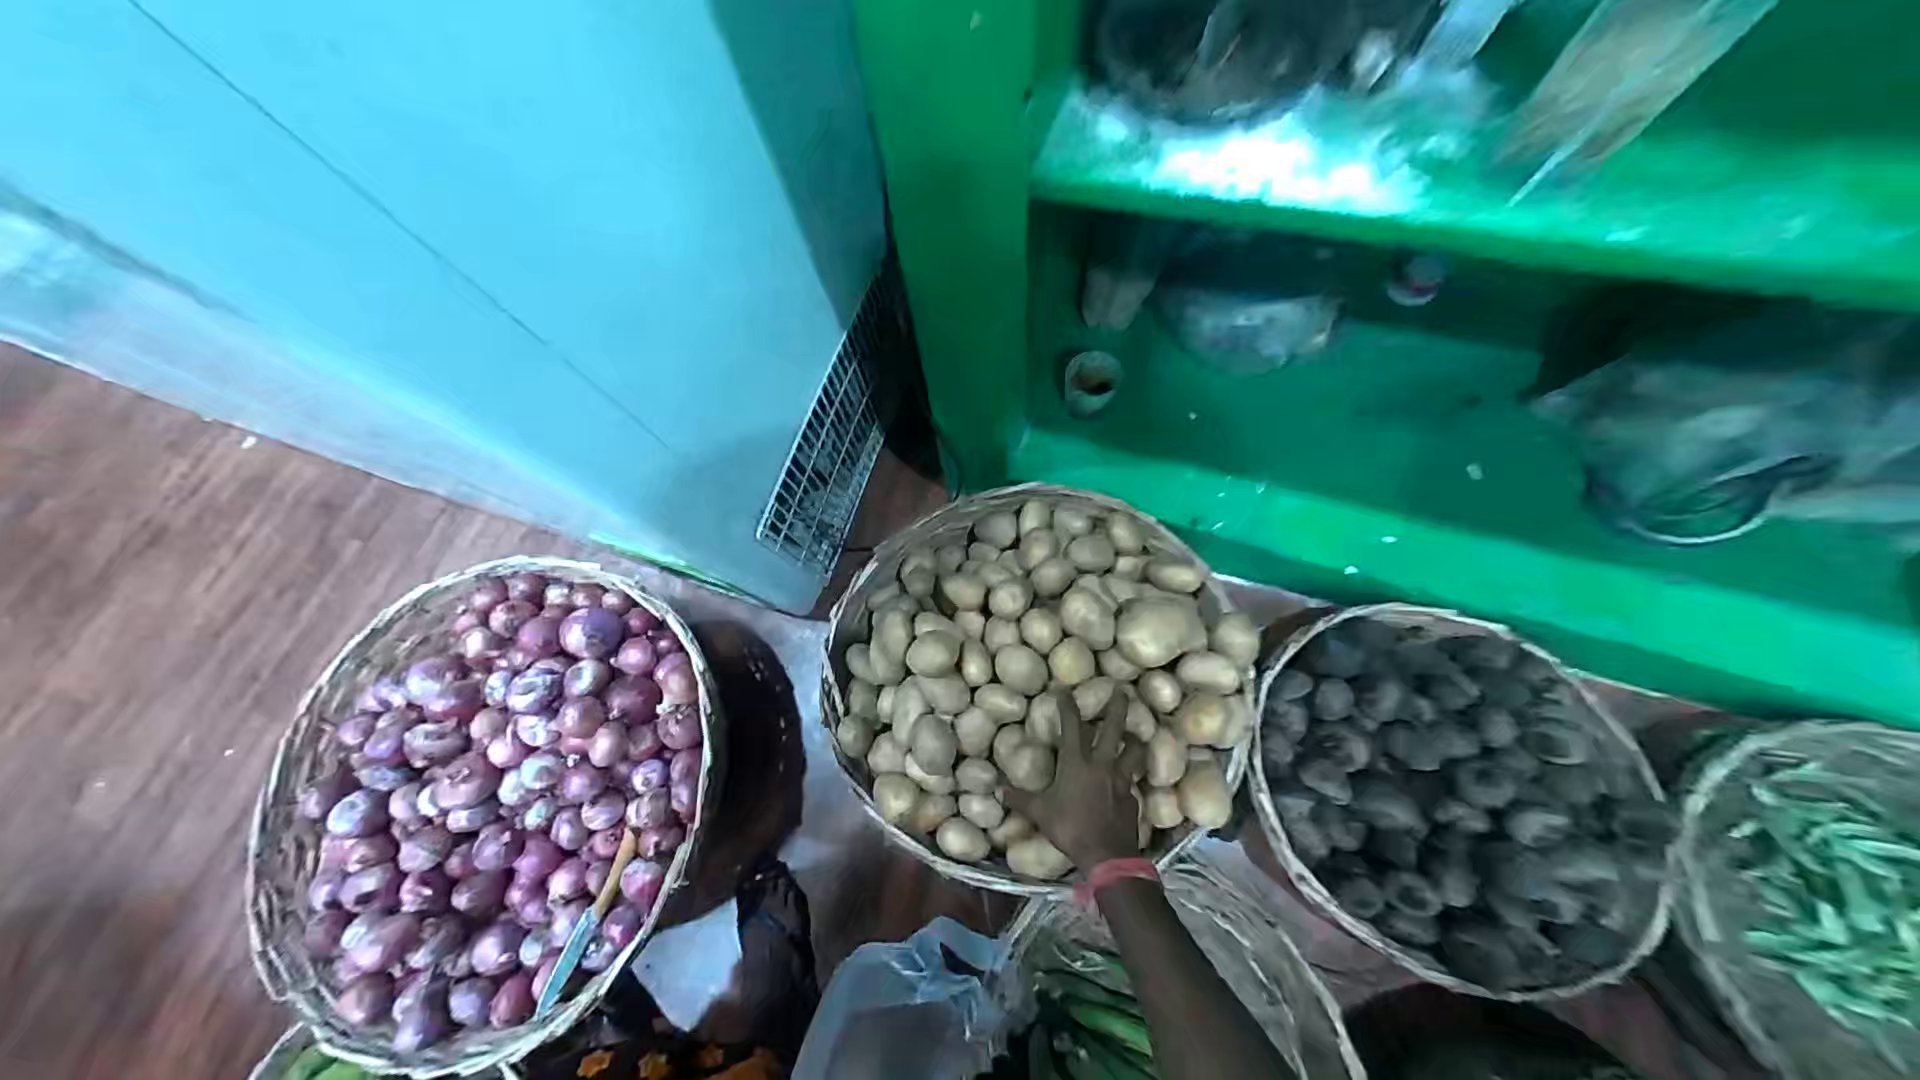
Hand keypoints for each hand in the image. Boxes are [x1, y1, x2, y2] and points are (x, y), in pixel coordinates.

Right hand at [1006, 689, 1139, 868]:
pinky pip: (1132, 779)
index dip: (1068, 706)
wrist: (1107, 854)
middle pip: (1114, 729)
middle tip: (1122, 691)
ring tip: (1133, 735)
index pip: (1072, 726)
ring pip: (1133, 751)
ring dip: (1134, 740)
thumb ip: (1020, 799)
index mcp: (1077, 763)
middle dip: (1118, 708)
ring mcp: (1120, 779)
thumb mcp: (1040, 813)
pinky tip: (1126, 779)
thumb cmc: (1070, 827)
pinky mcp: (1131, 796)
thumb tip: (998, 791)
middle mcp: (1102, 764)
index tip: (1065, 690)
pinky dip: (1130, 774)